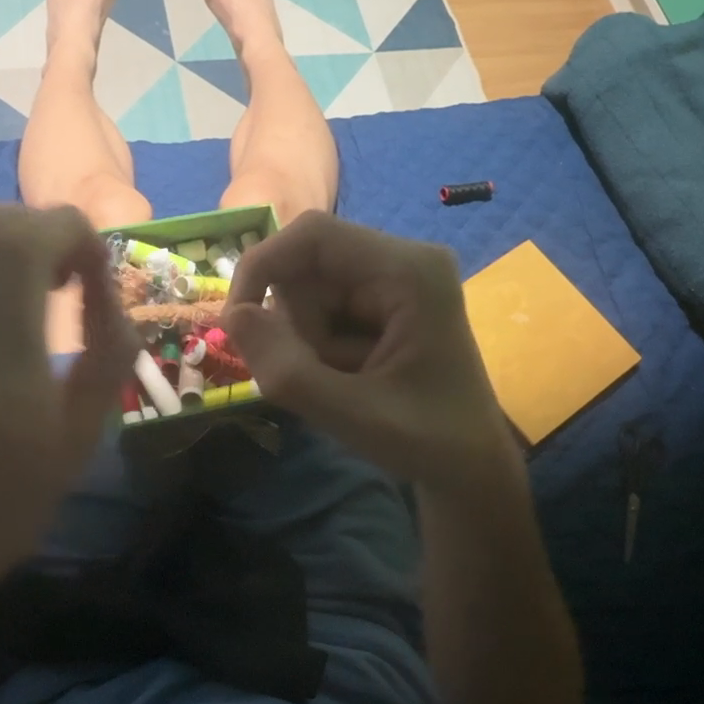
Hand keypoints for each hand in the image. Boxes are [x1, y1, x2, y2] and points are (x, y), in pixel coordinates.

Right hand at [225, 212, 516, 490]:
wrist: (471, 468)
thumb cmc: (426, 443)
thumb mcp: (351, 415)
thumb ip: (287, 370)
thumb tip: (232, 317)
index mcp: (410, 272)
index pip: (313, 235)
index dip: (261, 266)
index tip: (235, 321)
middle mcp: (403, 260)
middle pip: (307, 266)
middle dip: (294, 324)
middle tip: (319, 379)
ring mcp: (395, 280)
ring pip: (309, 291)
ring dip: (305, 340)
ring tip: (343, 385)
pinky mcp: (385, 302)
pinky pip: (324, 309)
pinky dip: (317, 346)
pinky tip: (348, 379)